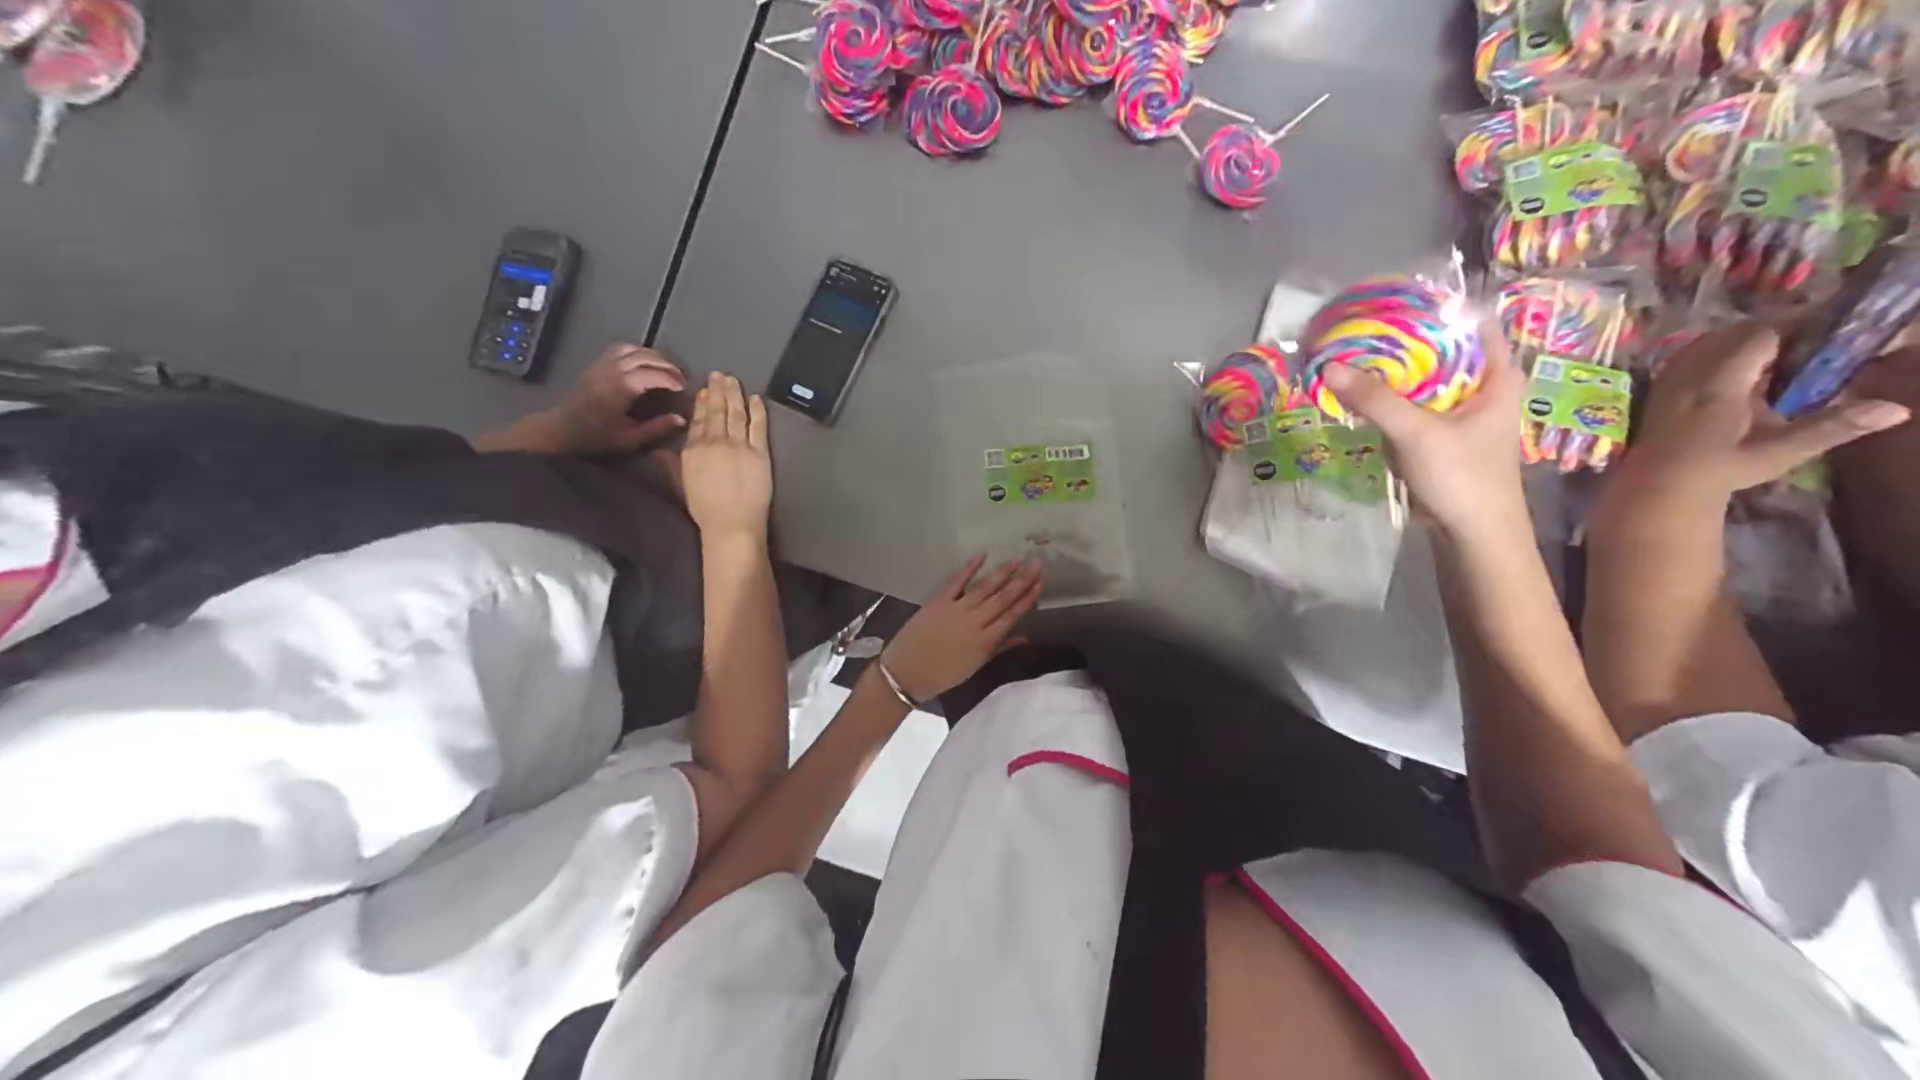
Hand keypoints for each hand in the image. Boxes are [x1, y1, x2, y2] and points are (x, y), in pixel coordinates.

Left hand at [552, 344, 688, 454]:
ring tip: (666, 369)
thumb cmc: (597, 437)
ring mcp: (602, 364)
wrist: (562, 429)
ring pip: (633, 349)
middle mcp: (611, 371)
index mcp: (620, 389)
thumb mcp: (630, 439)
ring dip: (653, 356)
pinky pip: (620, 348)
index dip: (672, 379)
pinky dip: (637, 351)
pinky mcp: (597, 363)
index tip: (684, 388)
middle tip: (681, 378)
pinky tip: (646, 363)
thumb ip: (657, 428)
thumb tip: (681, 419)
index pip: (652, 375)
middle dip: (667, 365)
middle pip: (645, 357)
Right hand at [683, 372, 773, 542]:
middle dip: (717, 390)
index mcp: (693, 450)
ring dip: (734, 394)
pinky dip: (757, 410)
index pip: (698, 421)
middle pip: (716, 411)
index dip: (702, 404)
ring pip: (735, 413)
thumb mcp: (682, 485)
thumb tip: (658, 451)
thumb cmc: (706, 510)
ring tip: (734, 380)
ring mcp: (738, 445)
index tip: (704, 391)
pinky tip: (756, 398)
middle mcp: (714, 442)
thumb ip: (671, 465)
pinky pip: (758, 425)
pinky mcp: (759, 452)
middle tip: (719, 375)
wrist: (731, 524)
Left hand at [881, 554, 1044, 702]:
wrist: (906, 673)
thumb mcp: (975, 666)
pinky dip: (969, 567)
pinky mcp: (939, 601)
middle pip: (1003, 598)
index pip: (1012, 615)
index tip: (1040, 583)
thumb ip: (1000, 649)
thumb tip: (1024, 638)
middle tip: (1037, 563)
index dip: (1027, 598)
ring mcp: (957, 609)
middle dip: (1022, 580)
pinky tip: (982, 555)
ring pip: (985, 588)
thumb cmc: (943, 675)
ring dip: (1002, 573)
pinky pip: (957, 581)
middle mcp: (975, 622)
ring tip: (1017, 559)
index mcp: (986, 641)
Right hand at [1319, 321, 1529, 543]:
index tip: (1391, 300)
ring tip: (1351, 355)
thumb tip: (1328, 367)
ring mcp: (1459, 412)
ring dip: (1389, 370)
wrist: (1472, 534)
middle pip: (1440, 349)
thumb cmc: (1462, 477)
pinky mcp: (1438, 434)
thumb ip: (1375, 399)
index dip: (1434, 307)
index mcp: (1497, 375)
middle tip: (1358, 329)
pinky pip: (1409, 404)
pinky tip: (1358, 392)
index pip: (1470, 322)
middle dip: (1400, 339)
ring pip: (1421, 378)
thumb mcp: (1417, 433)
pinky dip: (1386, 397)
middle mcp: (1481, 386)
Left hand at [1624, 325, 1910, 508]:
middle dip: (1769, 331)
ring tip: (1773, 355)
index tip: (1825, 328)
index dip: (1793, 326)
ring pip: (1704, 343)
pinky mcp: (1656, 392)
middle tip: (1804, 342)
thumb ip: (1833, 426)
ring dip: (1737, 341)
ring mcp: (1667, 383)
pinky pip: (1684, 359)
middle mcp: (1689, 377)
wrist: (1655, 487)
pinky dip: (1711, 353)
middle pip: (1730, 335)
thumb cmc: (1718, 471)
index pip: (1758, 337)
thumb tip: (1897, 409)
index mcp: (1719, 386)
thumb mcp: (1779, 452)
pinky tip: (1734, 371)